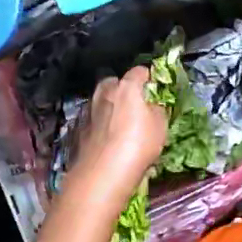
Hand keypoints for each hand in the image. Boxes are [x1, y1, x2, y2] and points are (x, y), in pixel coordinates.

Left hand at [60, 67, 165, 215]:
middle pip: (114, 82)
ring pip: (101, 99)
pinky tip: (107, 134)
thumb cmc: (138, 143)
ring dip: (110, 104)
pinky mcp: (81, 126)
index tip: (154, 83)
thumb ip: (157, 110)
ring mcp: (90, 108)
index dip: (148, 76)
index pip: (139, 71)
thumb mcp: (160, 126)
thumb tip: (153, 106)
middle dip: (123, 87)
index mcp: (126, 87)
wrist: (104, 170)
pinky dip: (101, 120)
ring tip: (120, 119)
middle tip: (134, 101)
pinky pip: (94, 116)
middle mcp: (105, 92)